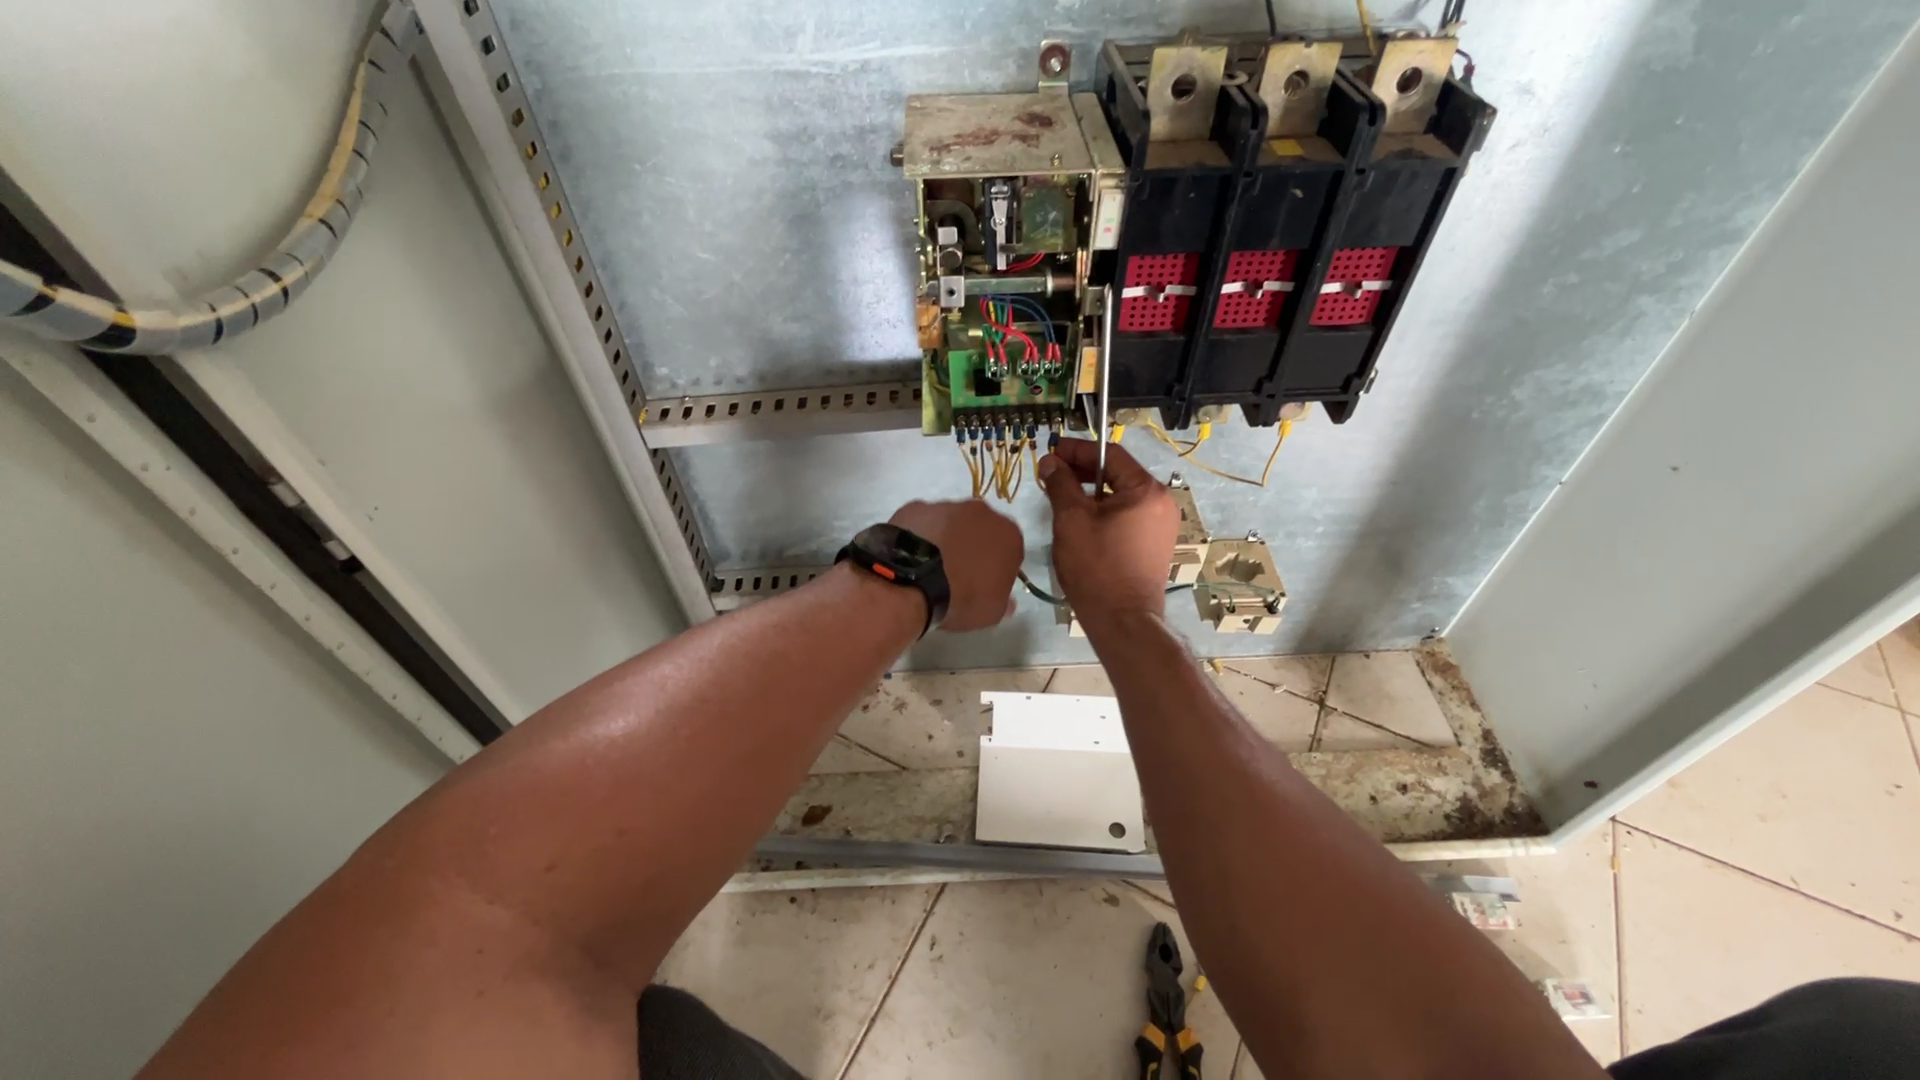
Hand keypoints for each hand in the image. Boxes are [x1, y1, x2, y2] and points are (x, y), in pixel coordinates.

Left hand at [888, 499, 1022, 631]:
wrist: (912, 582)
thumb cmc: (962, 598)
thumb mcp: (992, 612)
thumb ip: (1003, 601)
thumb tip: (1007, 601)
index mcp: (1008, 535)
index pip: (1009, 551)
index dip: (996, 568)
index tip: (984, 584)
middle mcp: (981, 512)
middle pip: (981, 529)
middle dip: (972, 546)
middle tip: (957, 573)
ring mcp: (946, 505)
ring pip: (950, 522)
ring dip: (945, 538)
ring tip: (930, 566)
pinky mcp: (915, 506)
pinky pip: (922, 522)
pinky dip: (919, 535)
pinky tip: (910, 556)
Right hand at [1037, 439, 1178, 624]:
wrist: (1122, 620)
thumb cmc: (1096, 567)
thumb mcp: (1071, 520)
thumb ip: (1061, 484)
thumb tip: (1050, 461)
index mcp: (1146, 490)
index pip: (1110, 454)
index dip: (1078, 450)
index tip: (1051, 451)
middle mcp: (1162, 503)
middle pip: (1118, 474)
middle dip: (1083, 471)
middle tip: (1052, 475)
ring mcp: (1162, 526)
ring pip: (1122, 496)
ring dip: (1092, 493)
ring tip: (1062, 498)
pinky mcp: (1155, 545)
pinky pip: (1128, 516)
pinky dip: (1104, 512)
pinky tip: (1081, 522)